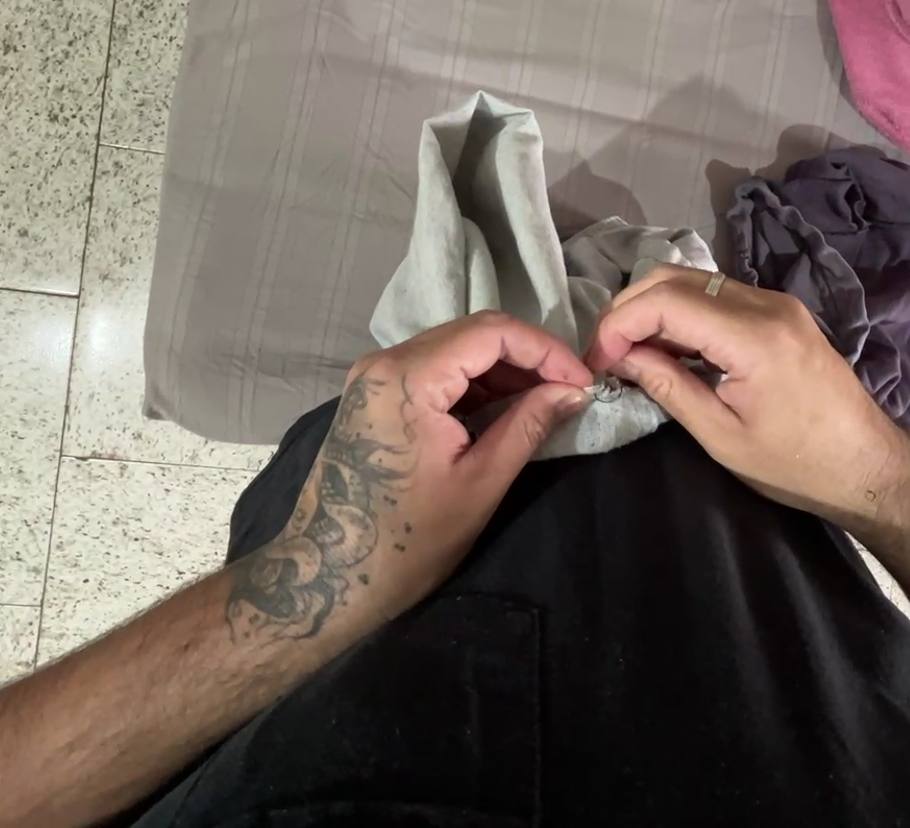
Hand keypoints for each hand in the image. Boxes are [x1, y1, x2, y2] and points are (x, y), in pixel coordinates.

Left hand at [227, 312, 592, 642]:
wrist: (326, 578)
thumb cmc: (407, 540)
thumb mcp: (480, 483)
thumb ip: (529, 424)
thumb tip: (574, 391)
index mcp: (408, 376)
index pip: (492, 333)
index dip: (546, 350)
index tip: (583, 381)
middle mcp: (386, 361)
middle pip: (474, 333)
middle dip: (529, 356)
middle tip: (569, 388)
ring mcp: (376, 375)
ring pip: (457, 348)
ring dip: (505, 369)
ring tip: (546, 399)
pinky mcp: (375, 392)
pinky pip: (437, 368)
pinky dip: (476, 382)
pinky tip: (506, 405)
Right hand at [586, 264, 909, 529]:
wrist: (868, 465)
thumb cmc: (796, 464)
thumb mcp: (722, 436)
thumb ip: (668, 387)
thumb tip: (620, 358)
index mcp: (754, 336)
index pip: (666, 301)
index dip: (619, 324)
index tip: (597, 361)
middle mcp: (765, 303)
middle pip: (674, 276)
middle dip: (628, 309)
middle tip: (606, 354)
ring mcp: (774, 301)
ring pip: (692, 279)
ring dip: (652, 308)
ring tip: (630, 352)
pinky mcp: (777, 310)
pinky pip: (714, 294)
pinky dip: (680, 312)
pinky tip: (667, 347)